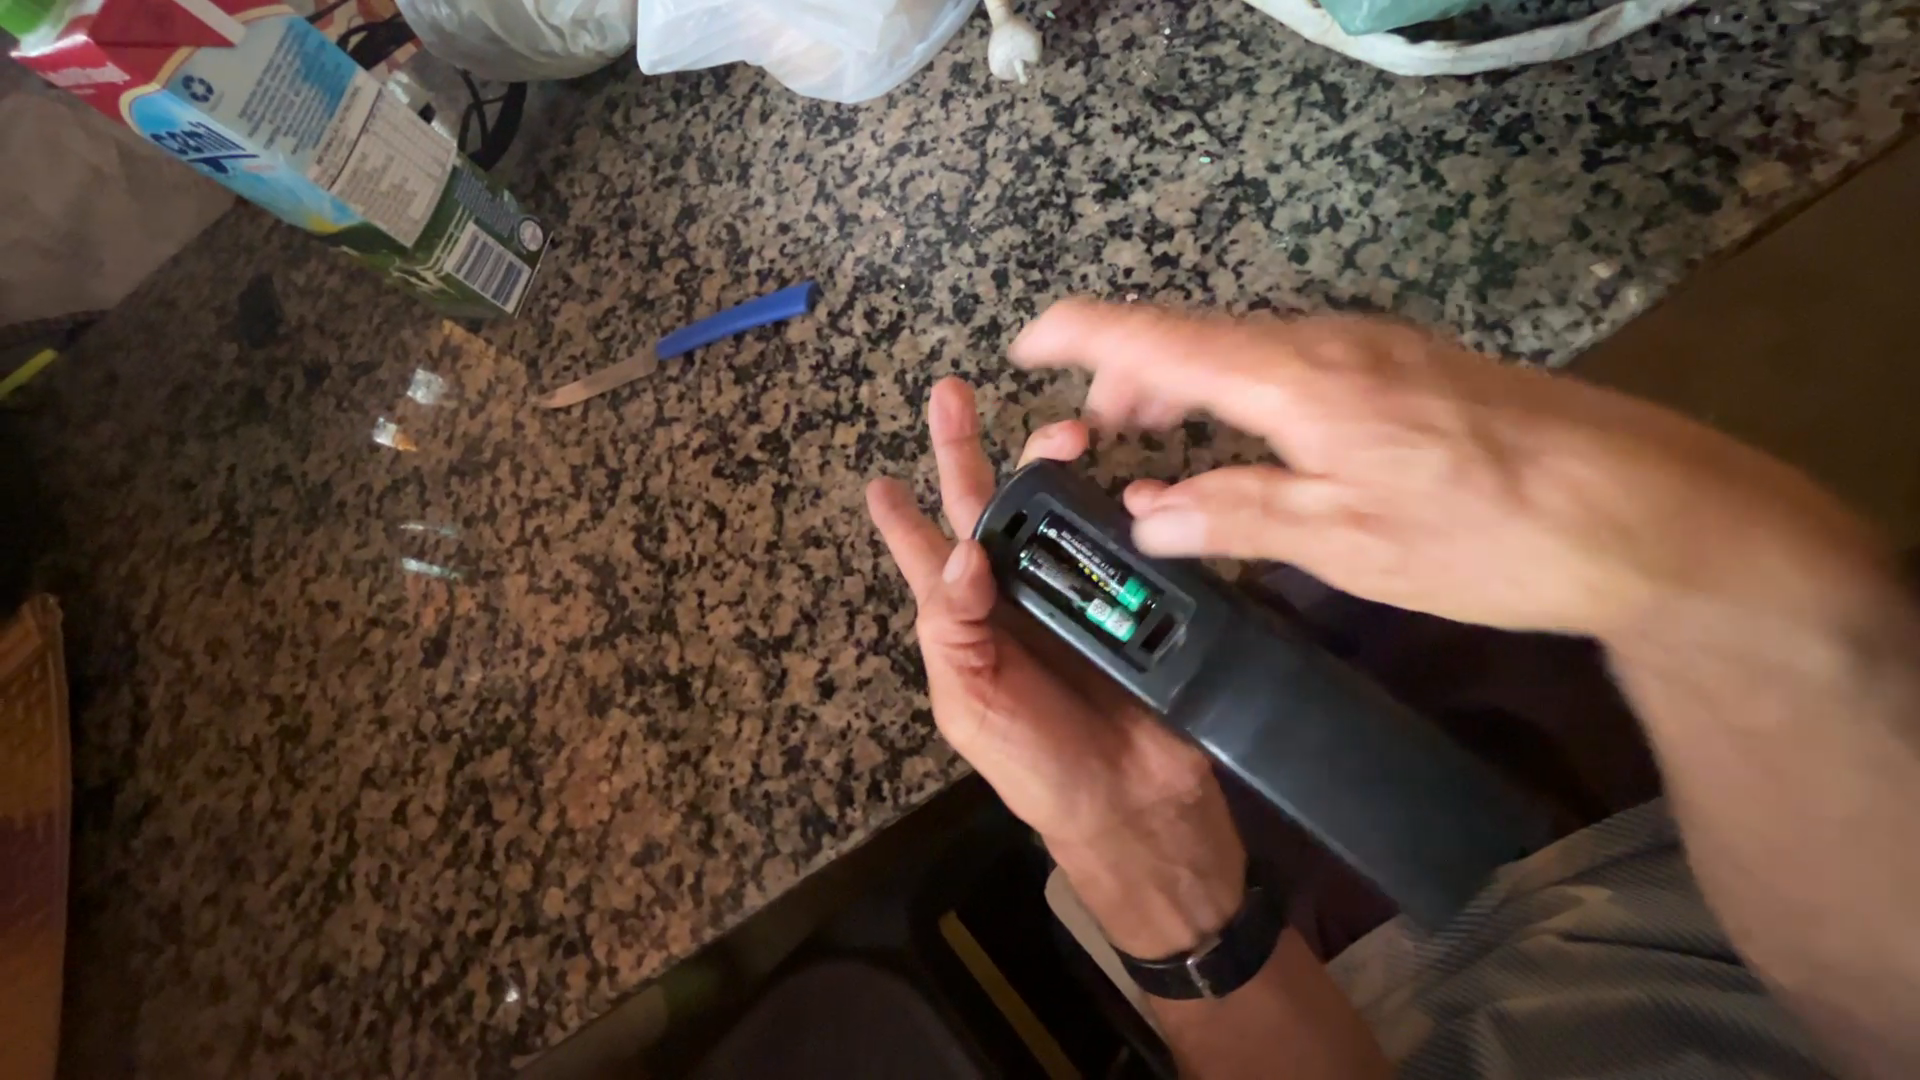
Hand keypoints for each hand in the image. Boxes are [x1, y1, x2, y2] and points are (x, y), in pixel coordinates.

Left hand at [867, 377, 1244, 954]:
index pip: (926, 559)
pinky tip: (1115, 475)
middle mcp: (1013, 594)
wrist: (1134, 803)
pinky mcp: (1129, 594)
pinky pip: (1117, 540)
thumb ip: (952, 627)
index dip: (900, 521)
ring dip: (1048, 464)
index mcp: (966, 621)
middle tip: (952, 393)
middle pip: (985, 510)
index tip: (878, 480)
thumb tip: (964, 552)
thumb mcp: (969, 702)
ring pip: (1052, 511)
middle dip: (965, 452)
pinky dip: (1115, 504)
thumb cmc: (1036, 762)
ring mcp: (1072, 589)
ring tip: (1062, 432)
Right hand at [1010, 300, 1890, 641]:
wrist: (1651, 515)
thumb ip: (1232, 516)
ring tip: (1147, 438)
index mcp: (1296, 379)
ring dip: (1181, 389)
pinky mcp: (1397, 370)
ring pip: (1240, 353)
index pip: (1163, 340)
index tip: (1027, 344)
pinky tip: (1235, 438)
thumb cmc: (1486, 534)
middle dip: (1127, 377)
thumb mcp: (1343, 539)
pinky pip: (1285, 367)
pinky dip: (1234, 397)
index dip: (1086, 336)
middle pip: (1196, 340)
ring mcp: (1366, 350)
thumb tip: (1142, 516)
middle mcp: (1324, 344)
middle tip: (1090, 432)